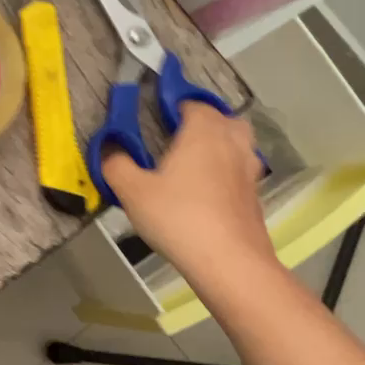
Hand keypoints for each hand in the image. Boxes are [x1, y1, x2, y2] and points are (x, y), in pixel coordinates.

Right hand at [104, 103, 273, 282]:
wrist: (229, 261)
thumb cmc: (177, 216)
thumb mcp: (131, 190)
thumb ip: (116, 164)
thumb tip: (110, 150)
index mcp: (203, 134)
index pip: (193, 104)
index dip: (174, 104)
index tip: (153, 112)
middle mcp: (231, 145)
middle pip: (224, 119)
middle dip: (204, 120)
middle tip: (176, 133)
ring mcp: (248, 171)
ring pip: (237, 144)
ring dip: (217, 143)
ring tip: (189, 159)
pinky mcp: (253, 196)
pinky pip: (238, 169)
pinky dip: (223, 169)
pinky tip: (201, 188)